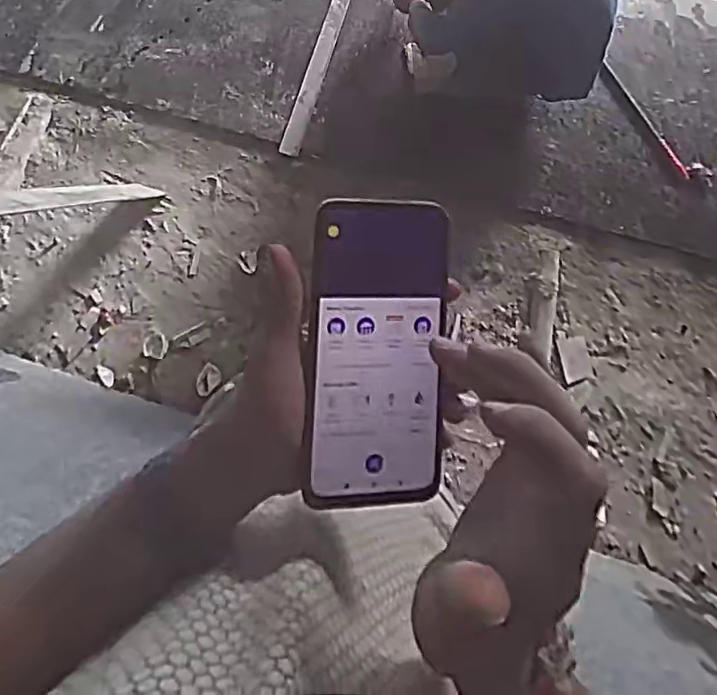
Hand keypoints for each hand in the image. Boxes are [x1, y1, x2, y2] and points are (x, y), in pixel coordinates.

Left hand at [199, 244, 463, 503]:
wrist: (255, 465)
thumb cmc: (263, 403)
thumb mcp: (277, 351)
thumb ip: (283, 306)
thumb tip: (279, 251)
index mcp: (336, 331)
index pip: (382, 304)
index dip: (416, 294)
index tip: (446, 291)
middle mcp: (355, 357)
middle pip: (408, 343)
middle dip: (440, 348)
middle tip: (461, 360)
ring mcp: (365, 393)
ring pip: (414, 383)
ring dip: (440, 389)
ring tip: (454, 404)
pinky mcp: (370, 426)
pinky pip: (408, 421)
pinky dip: (427, 425)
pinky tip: (441, 436)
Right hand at [413, 343, 607, 693]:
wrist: (478, 632)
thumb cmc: (468, 630)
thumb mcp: (453, 625)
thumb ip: (464, 608)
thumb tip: (481, 589)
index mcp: (554, 534)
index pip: (574, 467)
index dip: (538, 430)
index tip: (484, 409)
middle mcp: (561, 499)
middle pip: (564, 421)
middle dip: (516, 378)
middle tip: (459, 349)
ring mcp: (546, 477)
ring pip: (545, 407)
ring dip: (501, 372)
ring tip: (451, 351)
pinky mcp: (525, 465)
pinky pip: (521, 411)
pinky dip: (494, 385)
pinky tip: (461, 378)